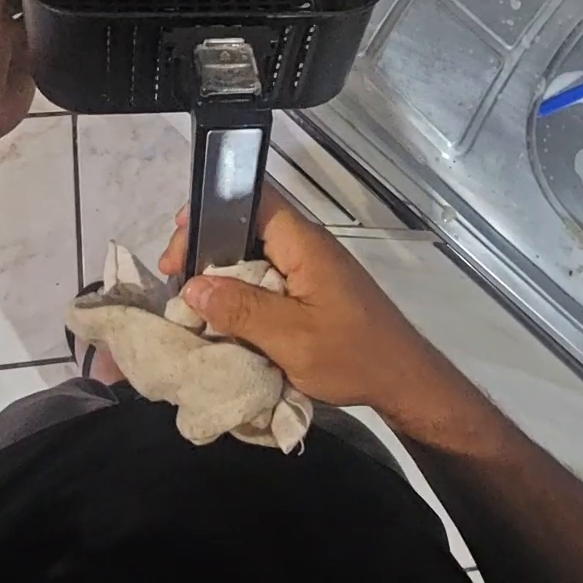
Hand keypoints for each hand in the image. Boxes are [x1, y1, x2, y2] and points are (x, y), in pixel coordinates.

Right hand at [157, 186, 460, 417]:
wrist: (404, 381)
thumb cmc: (353, 356)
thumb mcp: (292, 339)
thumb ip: (242, 310)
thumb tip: (193, 286)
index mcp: (302, 243)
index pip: (251, 201)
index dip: (210, 213)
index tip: (180, 247)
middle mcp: (305, 244)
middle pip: (246, 226)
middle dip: (207, 247)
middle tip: (177, 280)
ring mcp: (309, 266)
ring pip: (254, 254)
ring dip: (222, 274)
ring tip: (191, 300)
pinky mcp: (311, 287)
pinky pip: (267, 277)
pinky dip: (241, 291)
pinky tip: (223, 314)